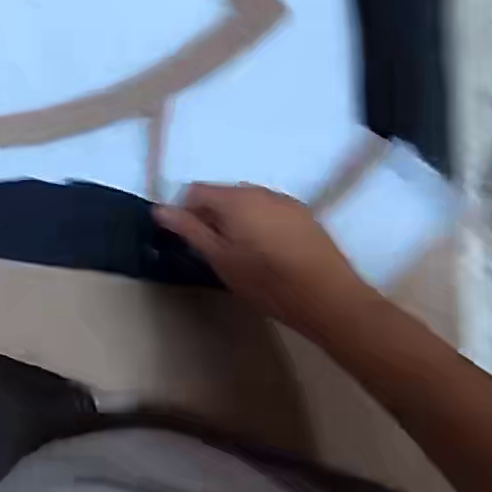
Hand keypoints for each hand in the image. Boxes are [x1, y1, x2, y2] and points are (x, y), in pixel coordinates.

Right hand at [153, 183, 376, 334]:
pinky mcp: (305, 216)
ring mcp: (286, 202)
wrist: (331, 301)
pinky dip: (259, 223)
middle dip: (211, 215)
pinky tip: (268, 251)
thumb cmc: (266, 281)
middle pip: (222, 194)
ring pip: (247, 202)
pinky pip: (269, 211)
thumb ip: (188, 229)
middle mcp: (260, 191)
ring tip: (242, 251)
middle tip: (214, 248)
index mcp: (235, 199)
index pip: (195, 191)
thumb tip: (159, 210)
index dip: (185, 212)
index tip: (191, 239)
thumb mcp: (219, 258)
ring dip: (236, 219)